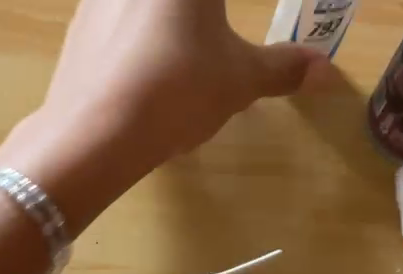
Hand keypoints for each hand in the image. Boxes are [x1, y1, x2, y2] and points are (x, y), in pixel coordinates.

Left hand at [43, 0, 322, 163]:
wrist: (94, 133)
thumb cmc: (178, 90)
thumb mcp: (239, 80)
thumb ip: (281, 67)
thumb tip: (323, 68)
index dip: (219, 16)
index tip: (223, 35)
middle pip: (186, 4)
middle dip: (201, 17)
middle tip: (209, 31)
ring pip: (148, 8)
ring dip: (167, 21)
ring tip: (181, 55)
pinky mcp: (79, 21)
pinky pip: (116, 14)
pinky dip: (135, 30)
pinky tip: (143, 66)